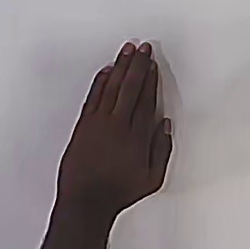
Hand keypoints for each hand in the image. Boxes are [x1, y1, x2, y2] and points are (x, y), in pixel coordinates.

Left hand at [55, 42, 173, 225]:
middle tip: (144, 47)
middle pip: (131, 86)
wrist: (86, 201)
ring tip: (127, 50)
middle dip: (139, 64)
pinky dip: (101, 80)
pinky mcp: (84, 124)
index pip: (147, 98)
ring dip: (121, 65)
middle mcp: (119, 125)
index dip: (151, 79)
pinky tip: (107, 69)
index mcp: (138, 136)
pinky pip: (94, 95)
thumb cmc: (117, 192)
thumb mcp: (152, 178)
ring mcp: (100, 122)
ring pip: (113, 86)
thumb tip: (164, 125)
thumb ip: (162, 150)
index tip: (153, 64)